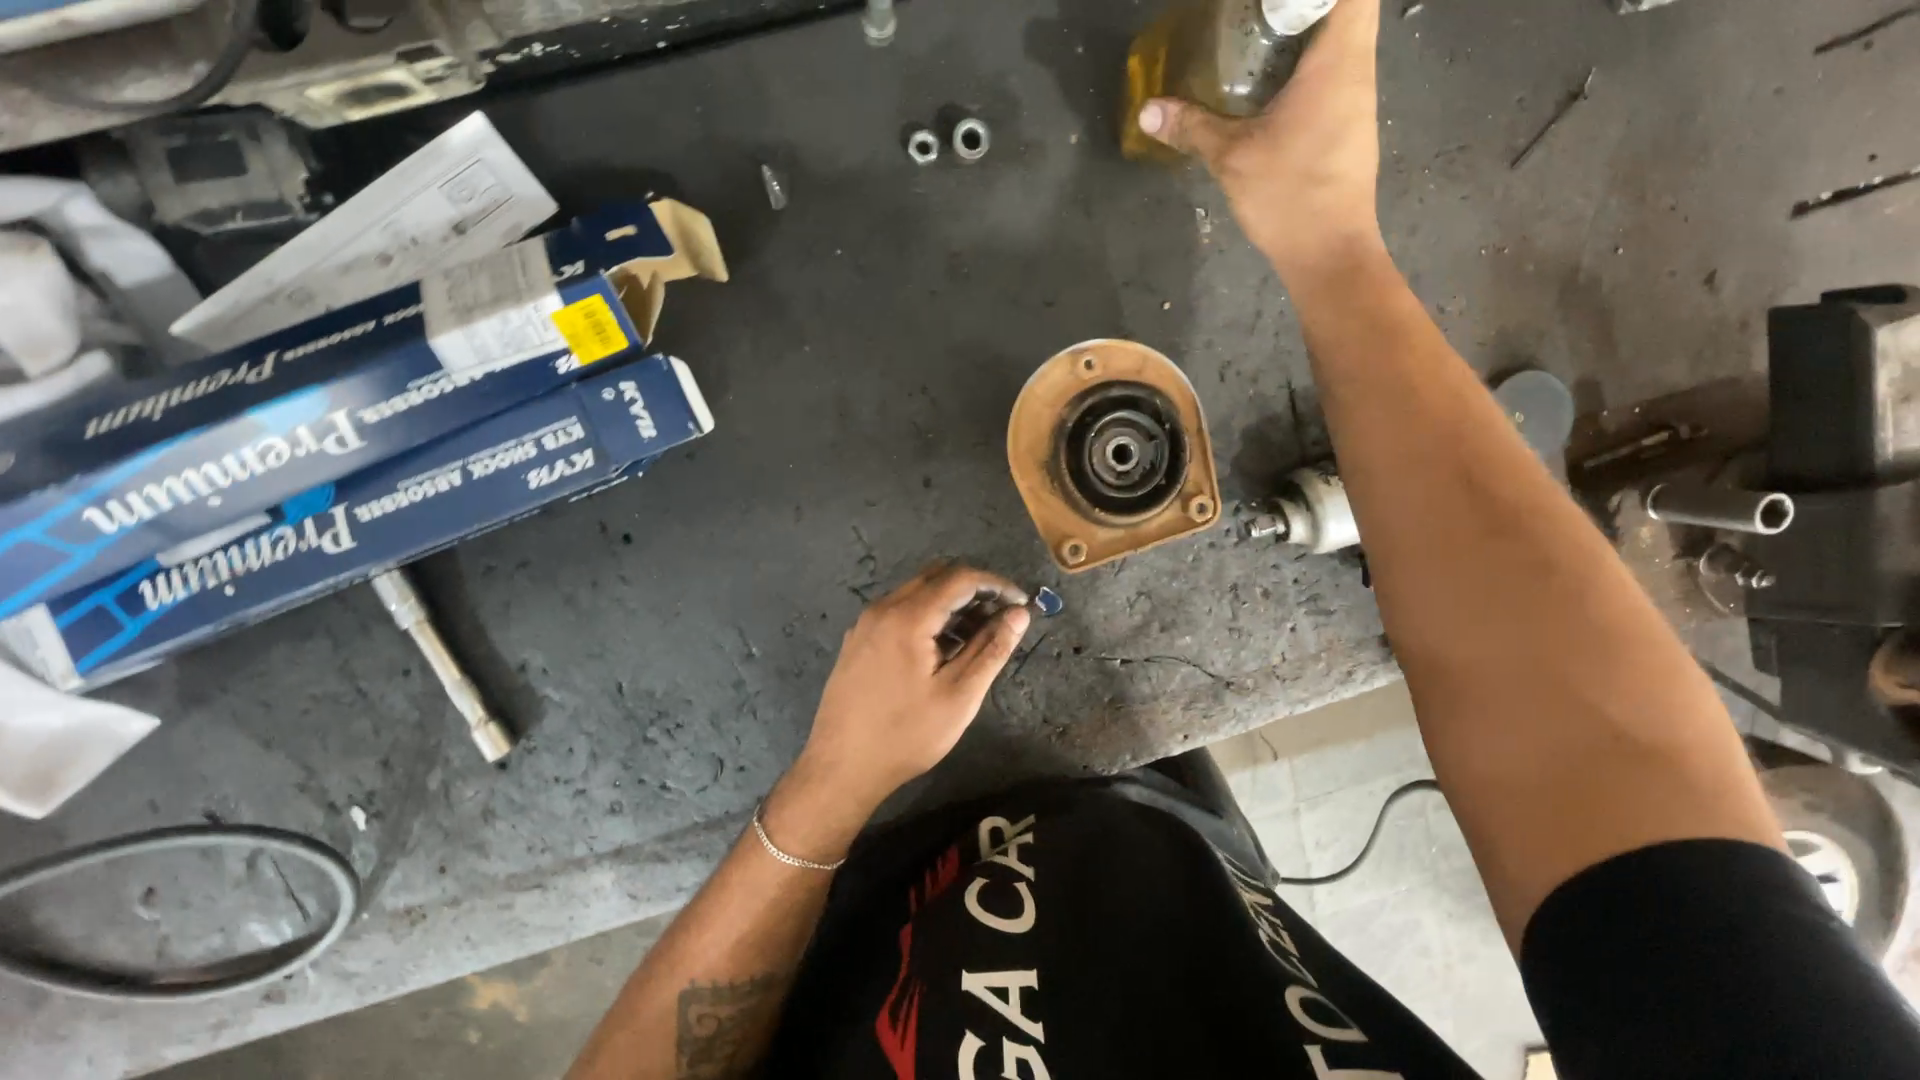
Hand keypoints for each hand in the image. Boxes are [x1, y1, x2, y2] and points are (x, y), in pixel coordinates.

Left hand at [765, 564, 1031, 857]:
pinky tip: (943, 649)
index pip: (960, 578)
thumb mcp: (959, 696)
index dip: (996, 584)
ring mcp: (865, 623)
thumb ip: (991, 649)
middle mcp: (882, 609)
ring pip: (916, 593)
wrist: (841, 767)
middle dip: (974, 590)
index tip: (1022, 603)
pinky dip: (927, 616)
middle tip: (1002, 618)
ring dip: (951, 603)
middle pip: (936, 577)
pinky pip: (899, 611)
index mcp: (908, 617)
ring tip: (978, 637)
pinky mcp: (858, 640)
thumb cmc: (906, 735)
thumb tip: (1020, 614)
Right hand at [1137, 0, 1384, 279]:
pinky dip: (1309, 65)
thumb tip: (1148, 110)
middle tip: (1257, 16)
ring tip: (1259, 37)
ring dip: (1307, 33)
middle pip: (1346, 10)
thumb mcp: (1231, 157)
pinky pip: (1337, 74)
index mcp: (1338, 61)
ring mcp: (1360, 99)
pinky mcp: (1351, 126)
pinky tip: (1272, 82)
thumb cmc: (1289, 195)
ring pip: (1344, 41)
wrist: (1329, 252)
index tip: (1272, 3)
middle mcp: (1358, 70)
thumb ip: (1192, 126)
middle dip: (1302, 8)